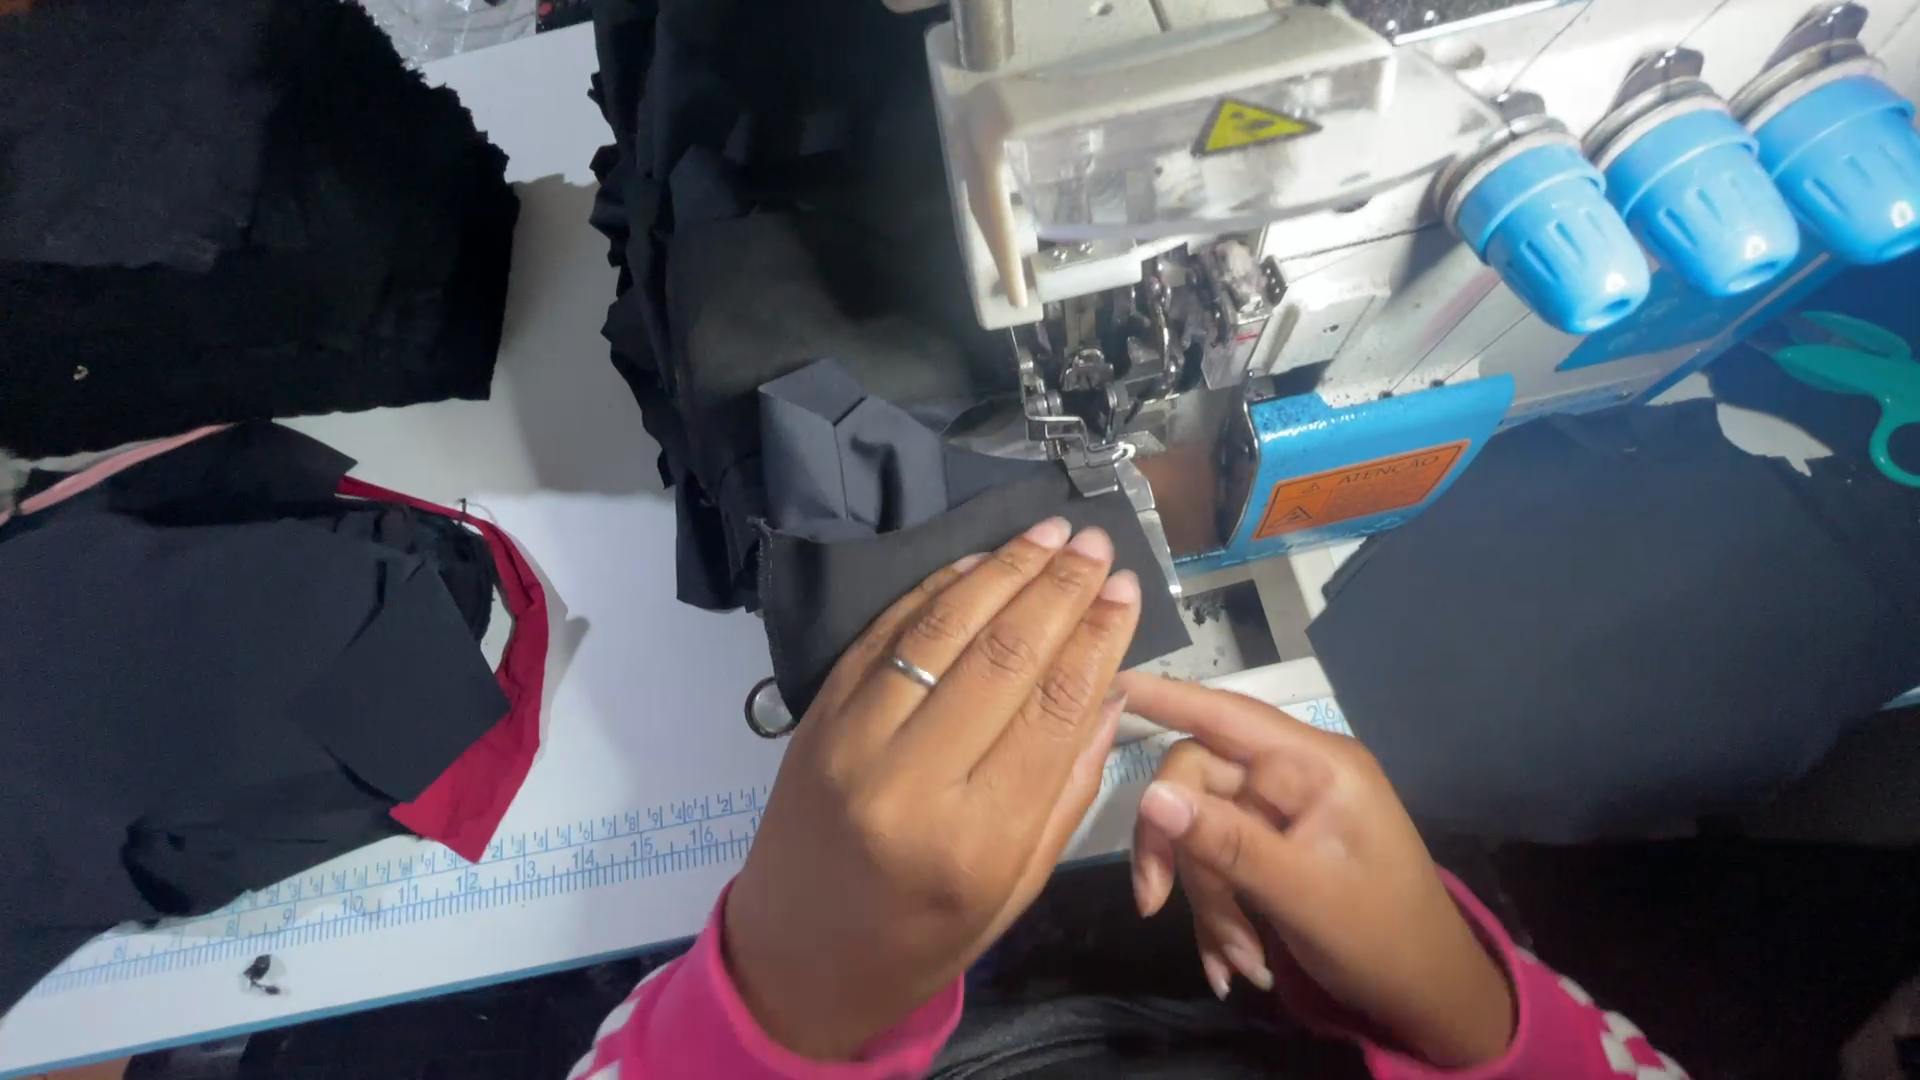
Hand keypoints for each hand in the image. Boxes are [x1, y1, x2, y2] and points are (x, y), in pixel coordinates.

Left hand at [724, 518, 1142, 1059]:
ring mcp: (853, 735)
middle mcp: (910, 777)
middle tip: (1095, 545)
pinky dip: (936, 587)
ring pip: (942, 627)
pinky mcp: (820, 710)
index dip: (1097, 638)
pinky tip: (978, 562)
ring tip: (1048, 533)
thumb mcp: (1016, 888)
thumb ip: (1070, 788)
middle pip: (1002, 655)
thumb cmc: (920, 937)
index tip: (1126, 589)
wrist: (792, 953)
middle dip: (1058, 589)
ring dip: (1002, 570)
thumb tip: (1108, 690)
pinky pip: (887, 631)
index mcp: (974, 840)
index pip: (1053, 709)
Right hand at [1120, 673, 1515, 1068]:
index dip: (1165, 697)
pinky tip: (1231, 959)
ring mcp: (1278, 806)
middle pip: (1195, 781)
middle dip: (1180, 852)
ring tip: (1237, 962)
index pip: (1224, 714)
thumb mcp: (1304, 896)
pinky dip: (1215, 908)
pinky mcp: (1267, 840)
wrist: (1433, 1004)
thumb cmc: (1386, 941)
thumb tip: (1150, 797)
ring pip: (1197, 825)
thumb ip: (1226, 843)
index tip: (1111, 687)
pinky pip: (1214, 855)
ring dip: (1204, 896)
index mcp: (1313, 764)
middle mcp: (1290, 772)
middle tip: (1156, 907)